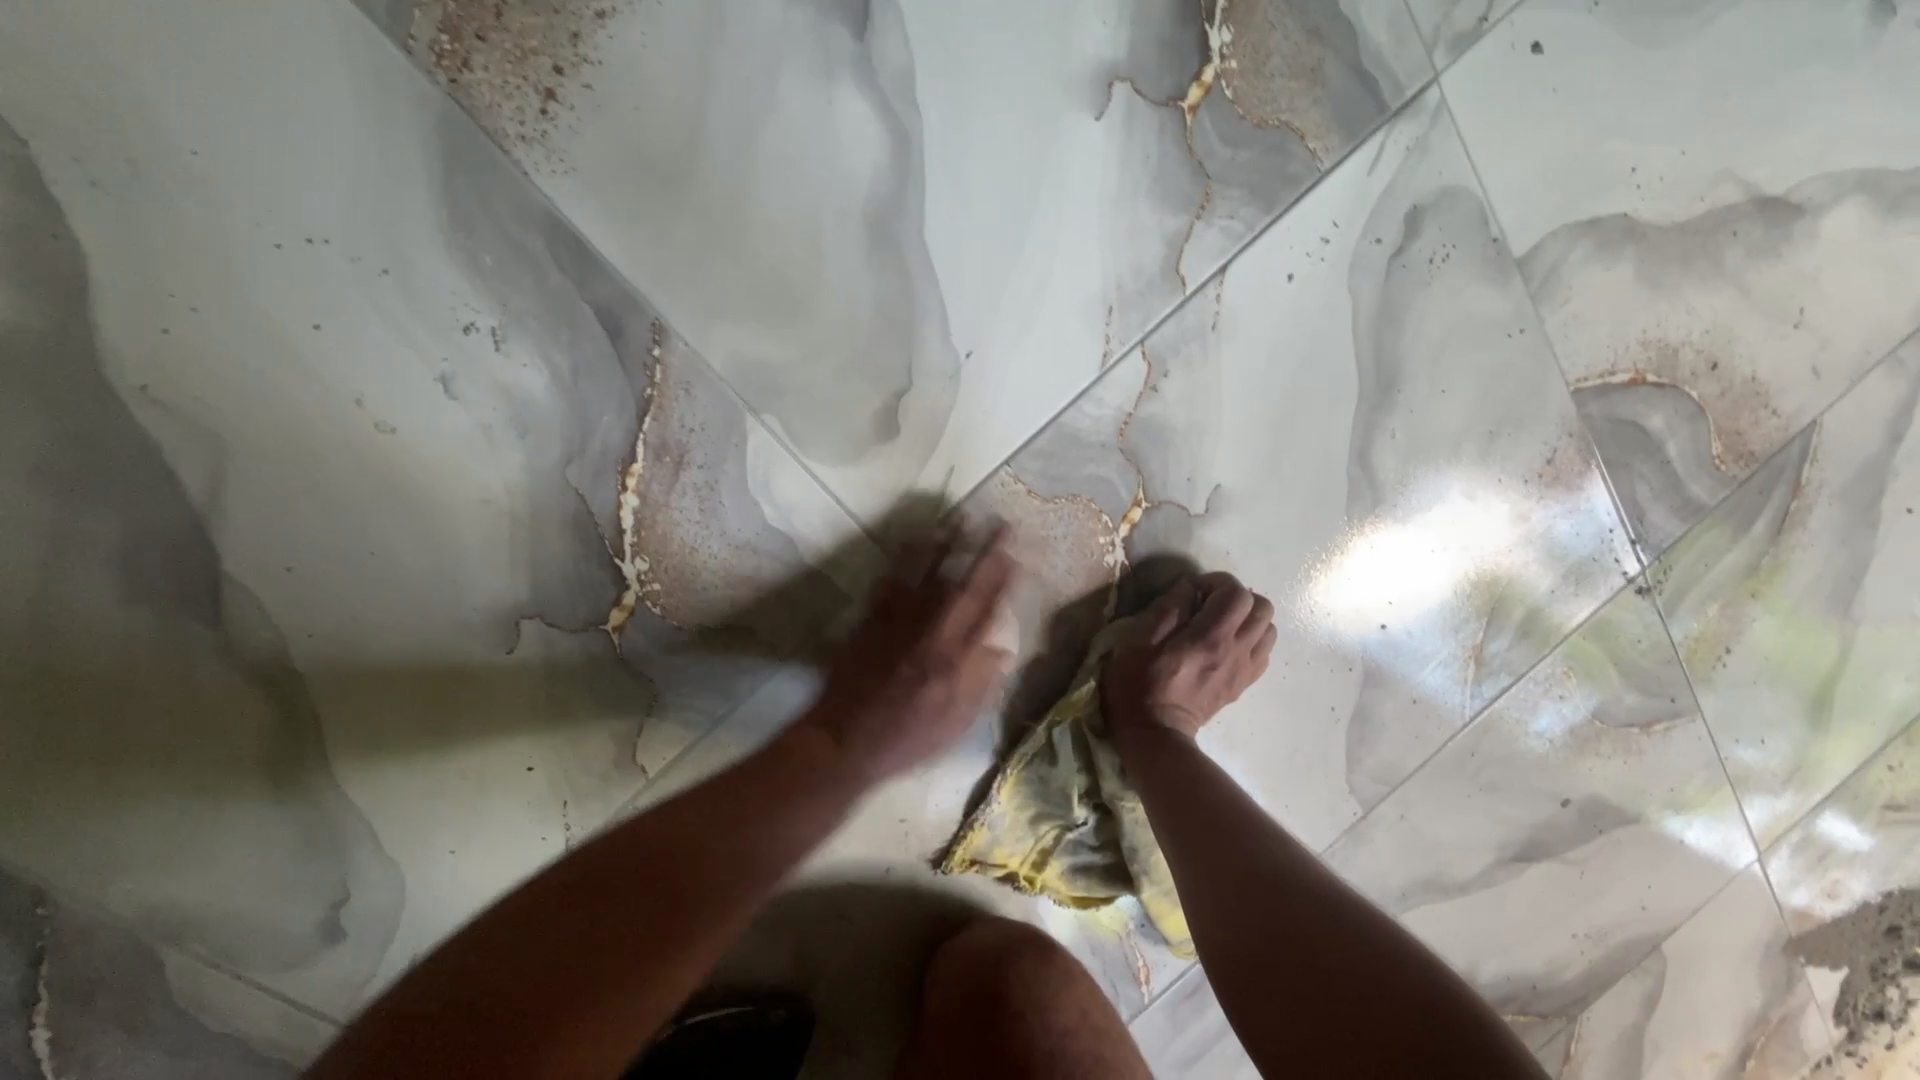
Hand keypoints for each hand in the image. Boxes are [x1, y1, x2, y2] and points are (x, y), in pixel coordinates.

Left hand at [799, 522, 1018, 782]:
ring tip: (960, 516)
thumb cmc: (907, 739)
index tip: (1016, 553)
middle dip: (984, 550)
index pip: (988, 609)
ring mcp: (899, 622)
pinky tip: (914, 540)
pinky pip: (891, 580)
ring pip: (927, 573)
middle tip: (998, 521)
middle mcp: (932, 632)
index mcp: (958, 659)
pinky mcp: (872, 619)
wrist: (846, 740)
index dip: (1005, 579)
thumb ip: (982, 684)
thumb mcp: (957, 724)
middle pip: (963, 582)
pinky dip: (905, 558)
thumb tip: (1002, 649)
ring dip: (947, 543)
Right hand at [1104, 571, 1275, 740]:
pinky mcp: (1242, 685)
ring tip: (1220, 624)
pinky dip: (1251, 641)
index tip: (1193, 590)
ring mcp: (1243, 670)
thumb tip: (1189, 587)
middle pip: (1263, 607)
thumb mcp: (1139, 640)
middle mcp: (1236, 651)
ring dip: (1248, 619)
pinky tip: (1226, 646)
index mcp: (1210, 637)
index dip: (1217, 582)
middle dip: (1238, 597)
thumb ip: (1168, 609)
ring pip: (1269, 630)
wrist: (1154, 734)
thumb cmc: (1138, 685)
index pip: (1237, 593)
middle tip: (1210, 604)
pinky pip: (1264, 653)